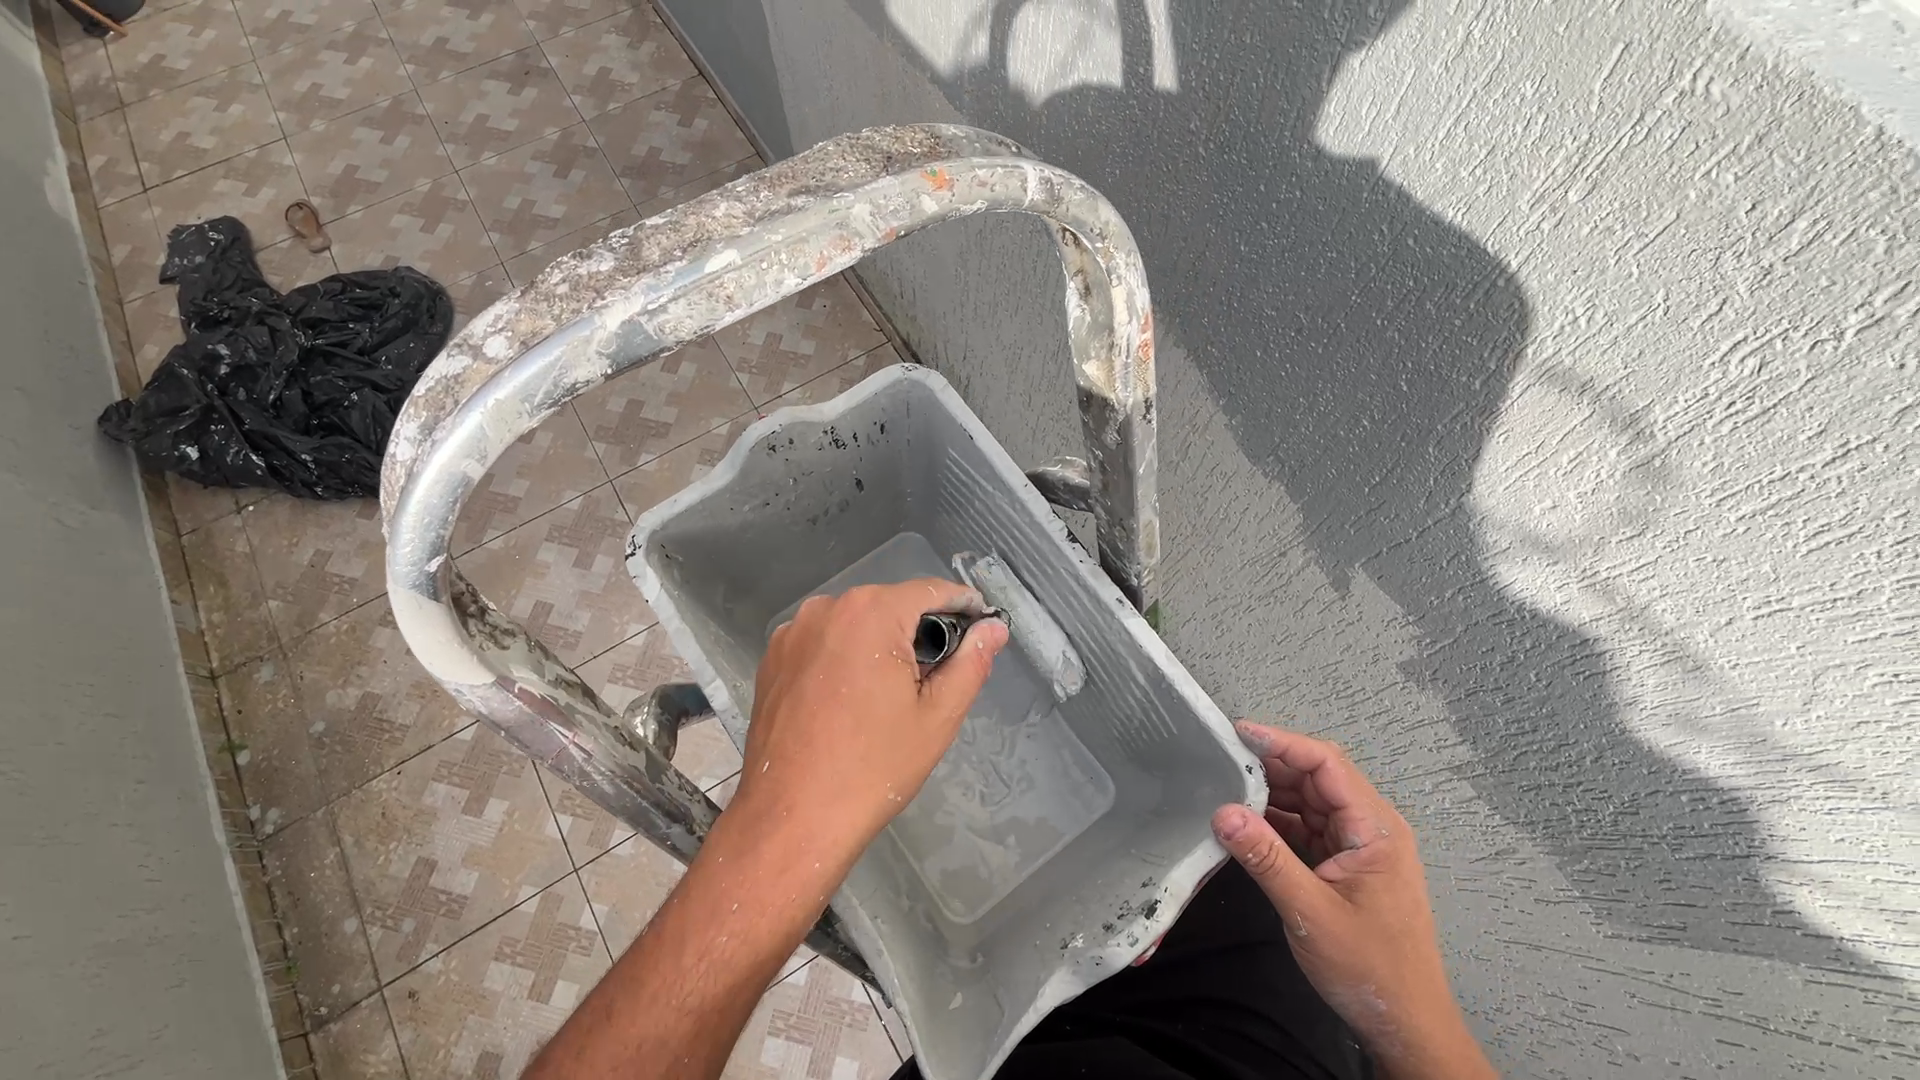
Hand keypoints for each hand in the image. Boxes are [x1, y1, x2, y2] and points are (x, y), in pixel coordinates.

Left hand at [733, 579, 1008, 855]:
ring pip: (855, 623)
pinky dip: (844, 658)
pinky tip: (850, 701)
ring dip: (880, 644)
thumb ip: (971, 662)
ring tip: (891, 695)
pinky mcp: (772, 658)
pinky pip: (824, 643)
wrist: (793, 816)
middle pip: (890, 605)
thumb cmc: (873, 767)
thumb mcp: (937, 715)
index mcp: (871, 612)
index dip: (963, 605)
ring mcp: (792, 632)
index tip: (983, 624)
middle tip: (938, 676)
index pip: (931, 590)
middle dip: (919, 630)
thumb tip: (993, 628)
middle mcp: (826, 609)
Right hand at [1212, 722, 1495, 1079]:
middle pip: (1317, 777)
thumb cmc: (1371, 969)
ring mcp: (1359, 847)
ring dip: (1271, 793)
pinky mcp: (1345, 865)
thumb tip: (1223, 812)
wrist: (1408, 1026)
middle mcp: (1370, 828)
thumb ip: (1266, 858)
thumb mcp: (1311, 912)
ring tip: (1225, 787)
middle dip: (1271, 765)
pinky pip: (1307, 827)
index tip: (1238, 734)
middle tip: (1221, 760)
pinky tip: (1246, 823)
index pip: (1327, 764)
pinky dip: (1276, 821)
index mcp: (1375, 829)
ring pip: (1310, 800)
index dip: (1282, 742)